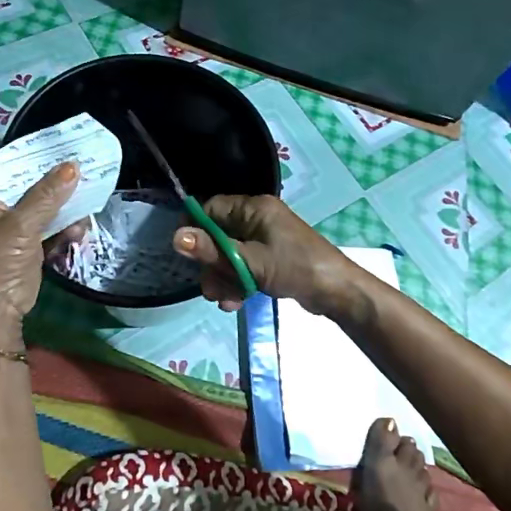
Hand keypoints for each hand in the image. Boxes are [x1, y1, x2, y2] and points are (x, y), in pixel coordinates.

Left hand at [0, 162, 78, 342]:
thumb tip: (73, 166)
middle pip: (35, 190)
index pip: (15, 171)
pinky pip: (52, 229)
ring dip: (67, 212)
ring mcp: (14, 230)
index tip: (70, 154)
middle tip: (87, 179)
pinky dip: (65, 230)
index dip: (42, 162)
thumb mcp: (22, 225)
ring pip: (48, 210)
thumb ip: (47, 195)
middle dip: (61, 190)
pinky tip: (77, 234)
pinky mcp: (29, 247)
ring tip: (83, 217)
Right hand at [171, 195, 366, 316]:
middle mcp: (258, 219)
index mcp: (254, 208)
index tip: (186, 256)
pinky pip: (243, 266)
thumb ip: (214, 251)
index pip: (211, 208)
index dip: (195, 230)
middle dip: (212, 265)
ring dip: (223, 278)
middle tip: (211, 289)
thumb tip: (176, 237)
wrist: (334, 289)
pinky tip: (236, 302)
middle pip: (217, 235)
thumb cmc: (294, 266)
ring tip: (227, 300)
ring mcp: (265, 239)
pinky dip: (237, 282)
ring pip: (229, 255)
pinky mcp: (270, 258)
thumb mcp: (250, 262)